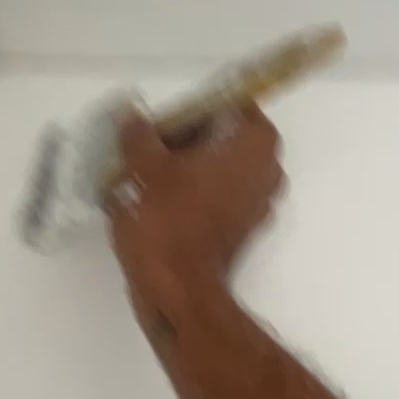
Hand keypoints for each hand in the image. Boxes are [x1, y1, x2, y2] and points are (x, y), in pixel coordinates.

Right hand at [108, 105, 285, 338]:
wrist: (177, 292)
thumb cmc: (166, 223)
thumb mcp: (144, 170)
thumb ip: (140, 137)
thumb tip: (132, 117)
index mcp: (254, 144)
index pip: (228, 105)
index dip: (190, 111)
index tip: (159, 126)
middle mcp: (266, 170)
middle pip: (222, 140)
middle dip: (183, 143)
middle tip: (145, 151)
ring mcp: (255, 206)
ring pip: (215, 173)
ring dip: (182, 173)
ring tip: (141, 181)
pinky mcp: (238, 235)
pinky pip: (211, 202)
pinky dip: (187, 200)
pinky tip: (152, 207)